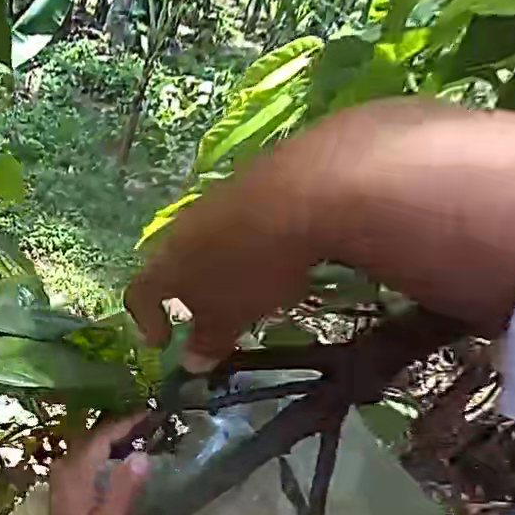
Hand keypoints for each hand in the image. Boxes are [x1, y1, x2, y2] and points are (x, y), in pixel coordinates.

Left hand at [27, 417, 153, 514]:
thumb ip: (125, 487)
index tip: (151, 412)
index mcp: (75, 474)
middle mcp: (65, 472)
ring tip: (141, 434)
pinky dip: (105, 457)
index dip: (126, 423)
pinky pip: (87, 465)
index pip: (101, 437)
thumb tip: (141, 453)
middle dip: (120, 428)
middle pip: (93, 440)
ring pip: (89, 452)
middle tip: (150, 420)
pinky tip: (121, 462)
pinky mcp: (66, 496)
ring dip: (112, 442)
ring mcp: (63, 484)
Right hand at [125, 98, 514, 367]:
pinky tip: (340, 252)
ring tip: (278, 293)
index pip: (153, 272)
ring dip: (254, 262)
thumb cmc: (286, 248)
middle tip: (219, 321)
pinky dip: (309, 236)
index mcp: (199, 230)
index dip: (145, 309)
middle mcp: (238, 196)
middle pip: (202, 243)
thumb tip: (195, 361)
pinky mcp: (351, 154)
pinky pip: (312, 204)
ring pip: (257, 222)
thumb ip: (212, 328)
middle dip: (200, 285)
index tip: (156, 343)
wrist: (369, 177)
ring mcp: (292, 174)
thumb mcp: (241, 301)